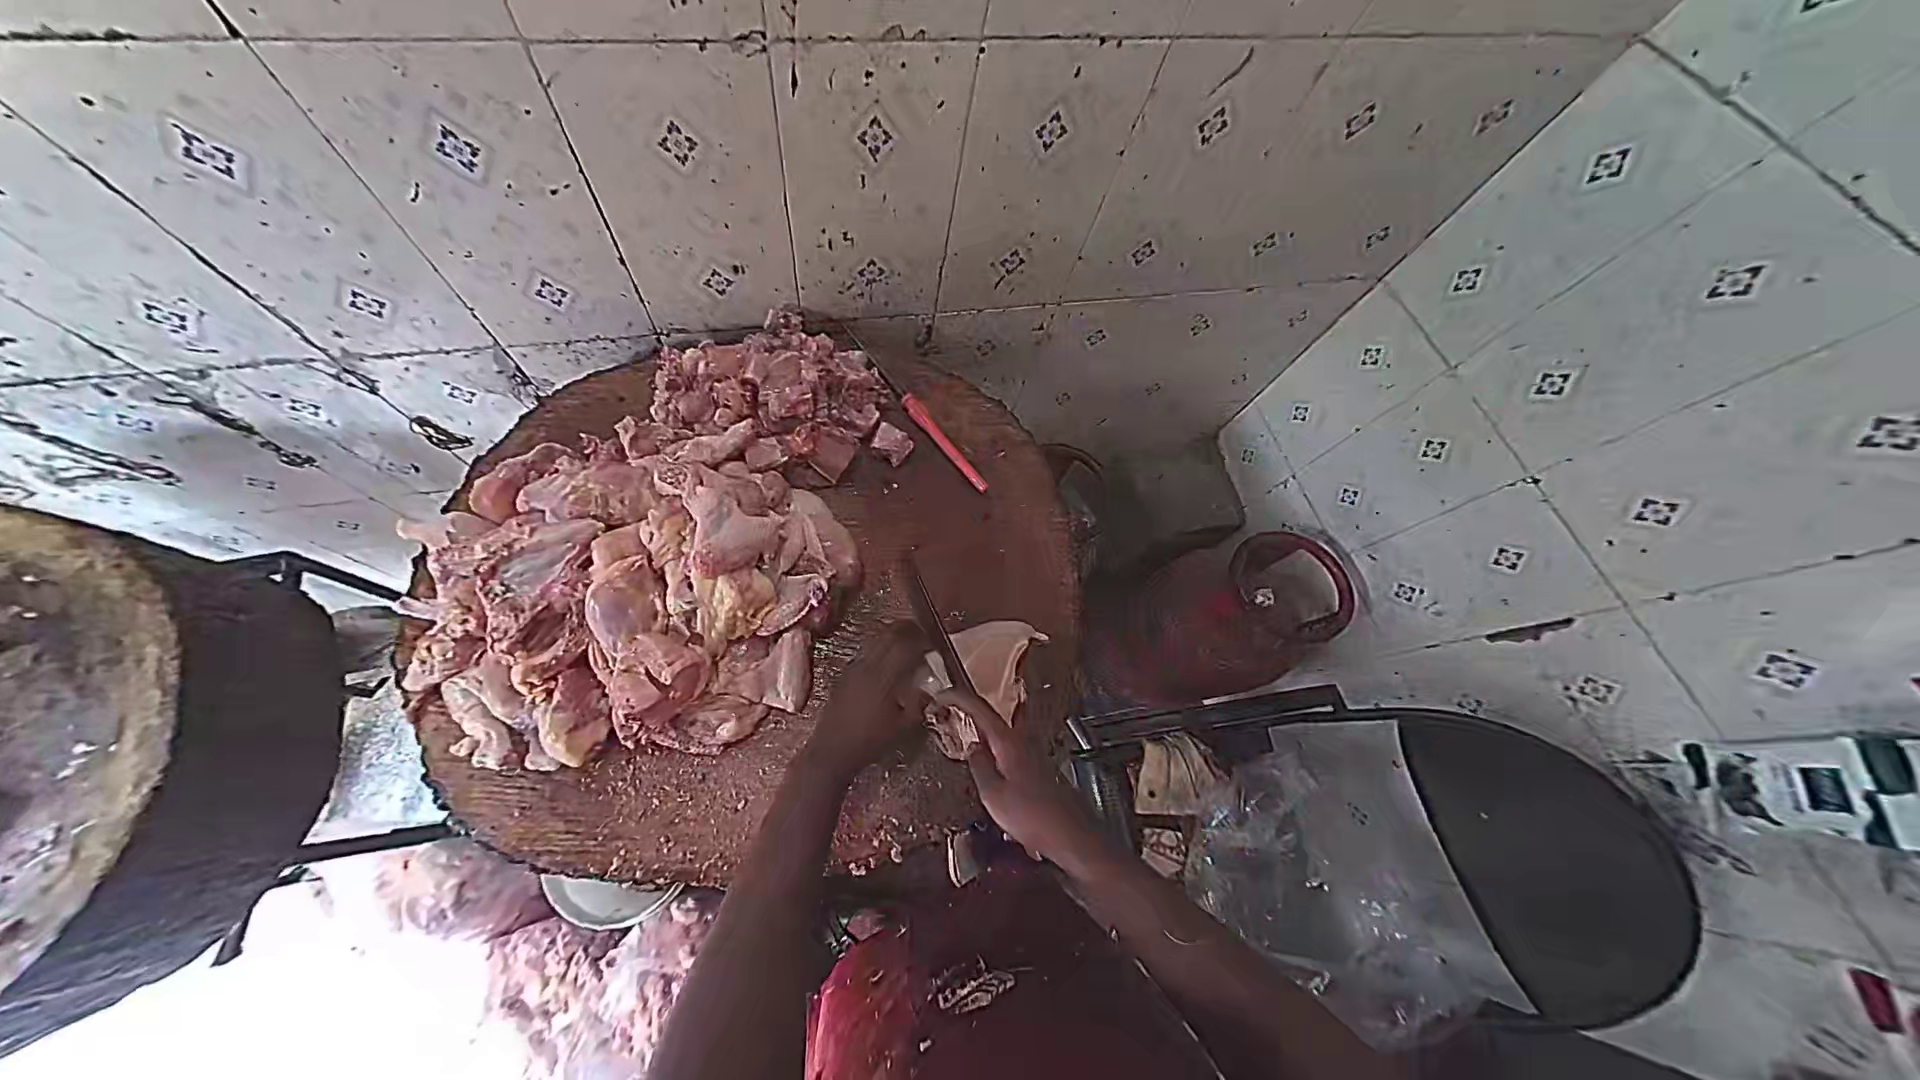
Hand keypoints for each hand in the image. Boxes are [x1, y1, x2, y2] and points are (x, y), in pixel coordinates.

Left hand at [803, 622, 930, 782]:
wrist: (832, 753)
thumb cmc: (870, 743)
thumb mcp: (904, 726)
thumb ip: (920, 702)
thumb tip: (930, 689)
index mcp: (884, 676)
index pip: (906, 643)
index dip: (922, 639)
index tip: (933, 643)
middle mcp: (867, 666)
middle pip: (889, 635)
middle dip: (908, 632)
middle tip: (922, 638)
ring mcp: (853, 669)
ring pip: (876, 641)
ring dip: (893, 640)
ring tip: (905, 650)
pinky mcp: (843, 676)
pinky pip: (866, 653)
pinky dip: (879, 652)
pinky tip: (885, 667)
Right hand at [938, 686, 1099, 867]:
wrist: (1071, 835)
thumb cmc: (1033, 817)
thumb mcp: (993, 795)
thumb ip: (979, 766)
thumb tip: (972, 747)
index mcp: (1008, 742)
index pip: (980, 709)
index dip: (959, 697)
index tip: (941, 695)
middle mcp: (1022, 742)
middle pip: (991, 717)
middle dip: (968, 711)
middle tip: (947, 712)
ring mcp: (1031, 754)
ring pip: (1000, 733)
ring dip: (979, 730)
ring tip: (961, 736)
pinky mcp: (1036, 768)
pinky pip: (1007, 748)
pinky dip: (991, 746)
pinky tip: (985, 761)